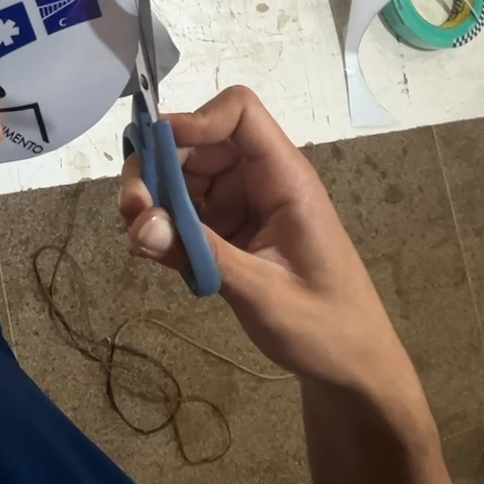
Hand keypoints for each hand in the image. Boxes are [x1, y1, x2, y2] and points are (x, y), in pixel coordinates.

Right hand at [119, 86, 410, 394]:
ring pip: (178, 175)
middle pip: (193, 144)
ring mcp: (236, 202)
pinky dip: (158, 224)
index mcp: (284, 178)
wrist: (351, 370)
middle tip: (132, 210)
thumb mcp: (265, 294)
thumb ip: (202, 254)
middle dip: (155, 168)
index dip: (196, 119)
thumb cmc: (327, 328)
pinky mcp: (221, 227)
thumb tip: (141, 224)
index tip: (156, 151)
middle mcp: (256, 179)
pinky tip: (150, 251)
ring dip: (151, 198)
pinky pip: (178, 208)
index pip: (239, 114)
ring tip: (138, 238)